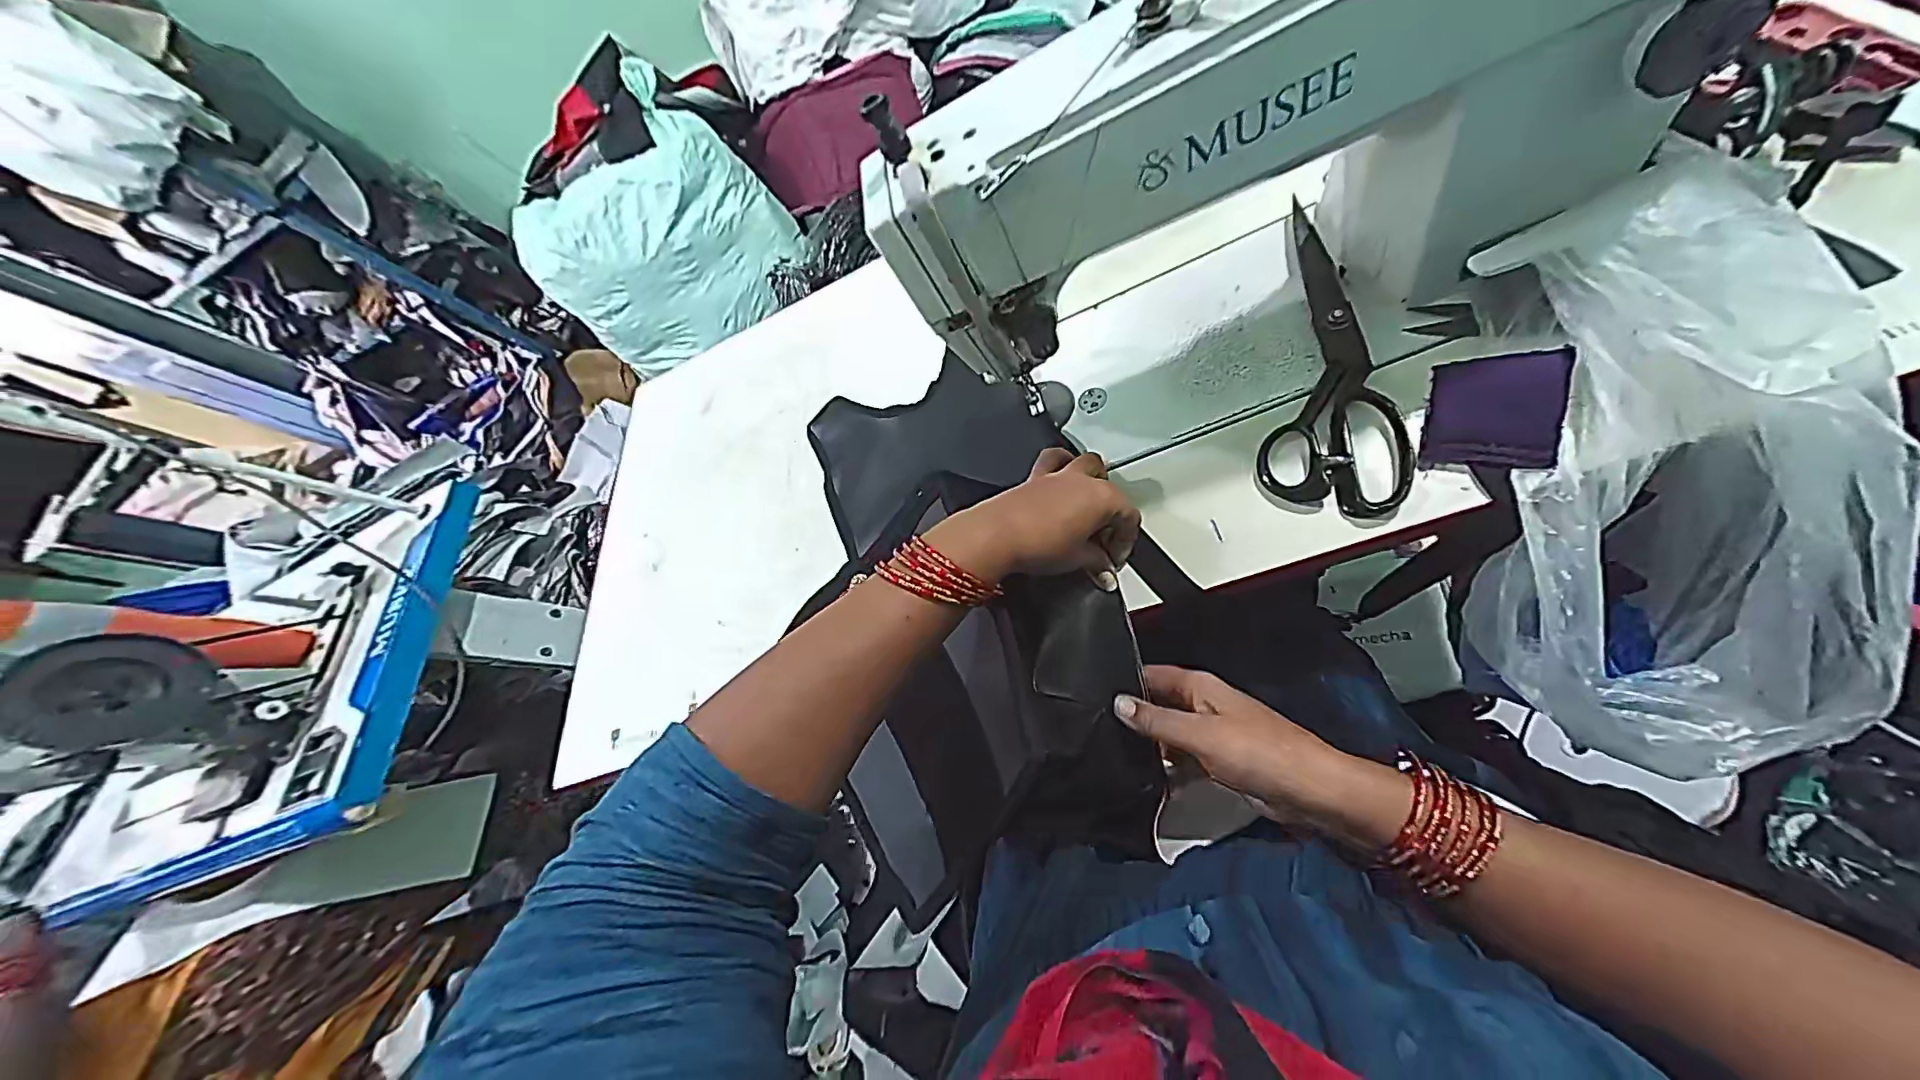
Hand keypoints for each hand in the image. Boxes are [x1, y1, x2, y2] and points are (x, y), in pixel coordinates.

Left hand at [927, 450, 1140, 581]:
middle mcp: (1082, 480)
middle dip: (1110, 513)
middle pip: (1110, 489)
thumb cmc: (1036, 542)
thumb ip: (1097, 561)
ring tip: (1085, 508)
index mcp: (1103, 496)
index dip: (1125, 541)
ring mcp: (1057, 476)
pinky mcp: (1033, 479)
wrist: (996, 536)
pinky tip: (1057, 494)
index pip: (1129, 516)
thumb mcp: (1077, 559)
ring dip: (1091, 480)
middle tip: (1101, 541)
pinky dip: (1059, 473)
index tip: (1113, 559)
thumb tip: (1103, 567)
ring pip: (1085, 465)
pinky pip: (1053, 465)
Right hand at [1116, 666, 1411, 850]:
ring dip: (1149, 744)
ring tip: (1116, 755)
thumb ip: (1156, 720)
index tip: (1095, 695)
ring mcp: (1212, 733)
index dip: (1125, 682)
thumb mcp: (1199, 734)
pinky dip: (1167, 766)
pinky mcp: (1219, 761)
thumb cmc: (1261, 753)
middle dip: (1134, 715)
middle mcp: (1204, 705)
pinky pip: (1182, 759)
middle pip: (1158, 704)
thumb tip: (1118, 703)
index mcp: (1200, 687)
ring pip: (1168, 733)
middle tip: (1099, 730)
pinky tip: (1148, 779)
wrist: (1310, 792)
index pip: (1152, 675)